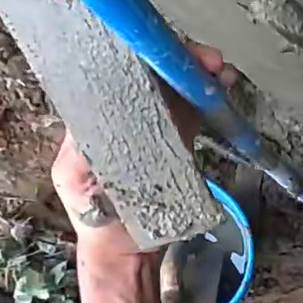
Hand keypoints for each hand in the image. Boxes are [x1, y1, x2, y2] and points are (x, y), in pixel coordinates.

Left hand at [51, 40, 237, 263]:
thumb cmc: (96, 215)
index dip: (142, 58)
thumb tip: (97, 119)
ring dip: (199, 74)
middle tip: (206, 60)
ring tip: (220, 71)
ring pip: (176, 88)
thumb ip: (84, 148)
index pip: (117, 73)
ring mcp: (153, 123)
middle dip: (178, 62)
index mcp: (95, 116)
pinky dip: (208, 94)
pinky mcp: (177, 138)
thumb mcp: (78, 179)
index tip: (163, 52)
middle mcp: (125, 113)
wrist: (126, 250)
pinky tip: (224, 83)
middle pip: (152, 75)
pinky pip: (192, 109)